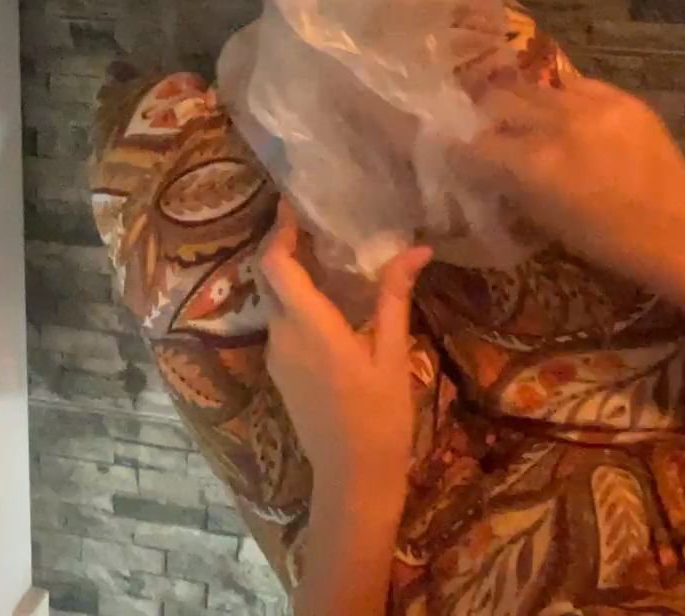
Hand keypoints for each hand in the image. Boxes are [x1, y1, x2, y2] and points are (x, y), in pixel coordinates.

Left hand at [260, 198, 429, 497]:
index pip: (274, 263)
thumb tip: (417, 249)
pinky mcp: (280, 369)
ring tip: (323, 247)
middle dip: (281, 242)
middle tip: (310, 218)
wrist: (352, 481)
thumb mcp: (393, 355)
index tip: (293, 203)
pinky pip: (280, 319)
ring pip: (272, 296)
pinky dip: (294, 296)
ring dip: (288, 269)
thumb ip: (394, 297)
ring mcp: (276, 354)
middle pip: (267, 274)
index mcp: (308, 325)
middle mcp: (281, 334)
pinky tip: (325, 294)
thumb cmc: (379, 418)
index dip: (278, 229)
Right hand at [462, 79, 684, 292]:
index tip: (456, 153)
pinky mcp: (622, 99)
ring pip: (535, 87)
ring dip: (520, 102)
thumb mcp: (544, 220)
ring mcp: (593, 106)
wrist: (682, 235)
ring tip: (519, 113)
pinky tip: (564, 114)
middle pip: (500, 101)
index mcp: (534, 164)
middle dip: (484, 115)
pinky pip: (575, 86)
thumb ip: (510, 186)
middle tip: (481, 126)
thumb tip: (485, 168)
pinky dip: (561, 99)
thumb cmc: (607, 242)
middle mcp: (557, 124)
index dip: (461, 151)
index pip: (477, 145)